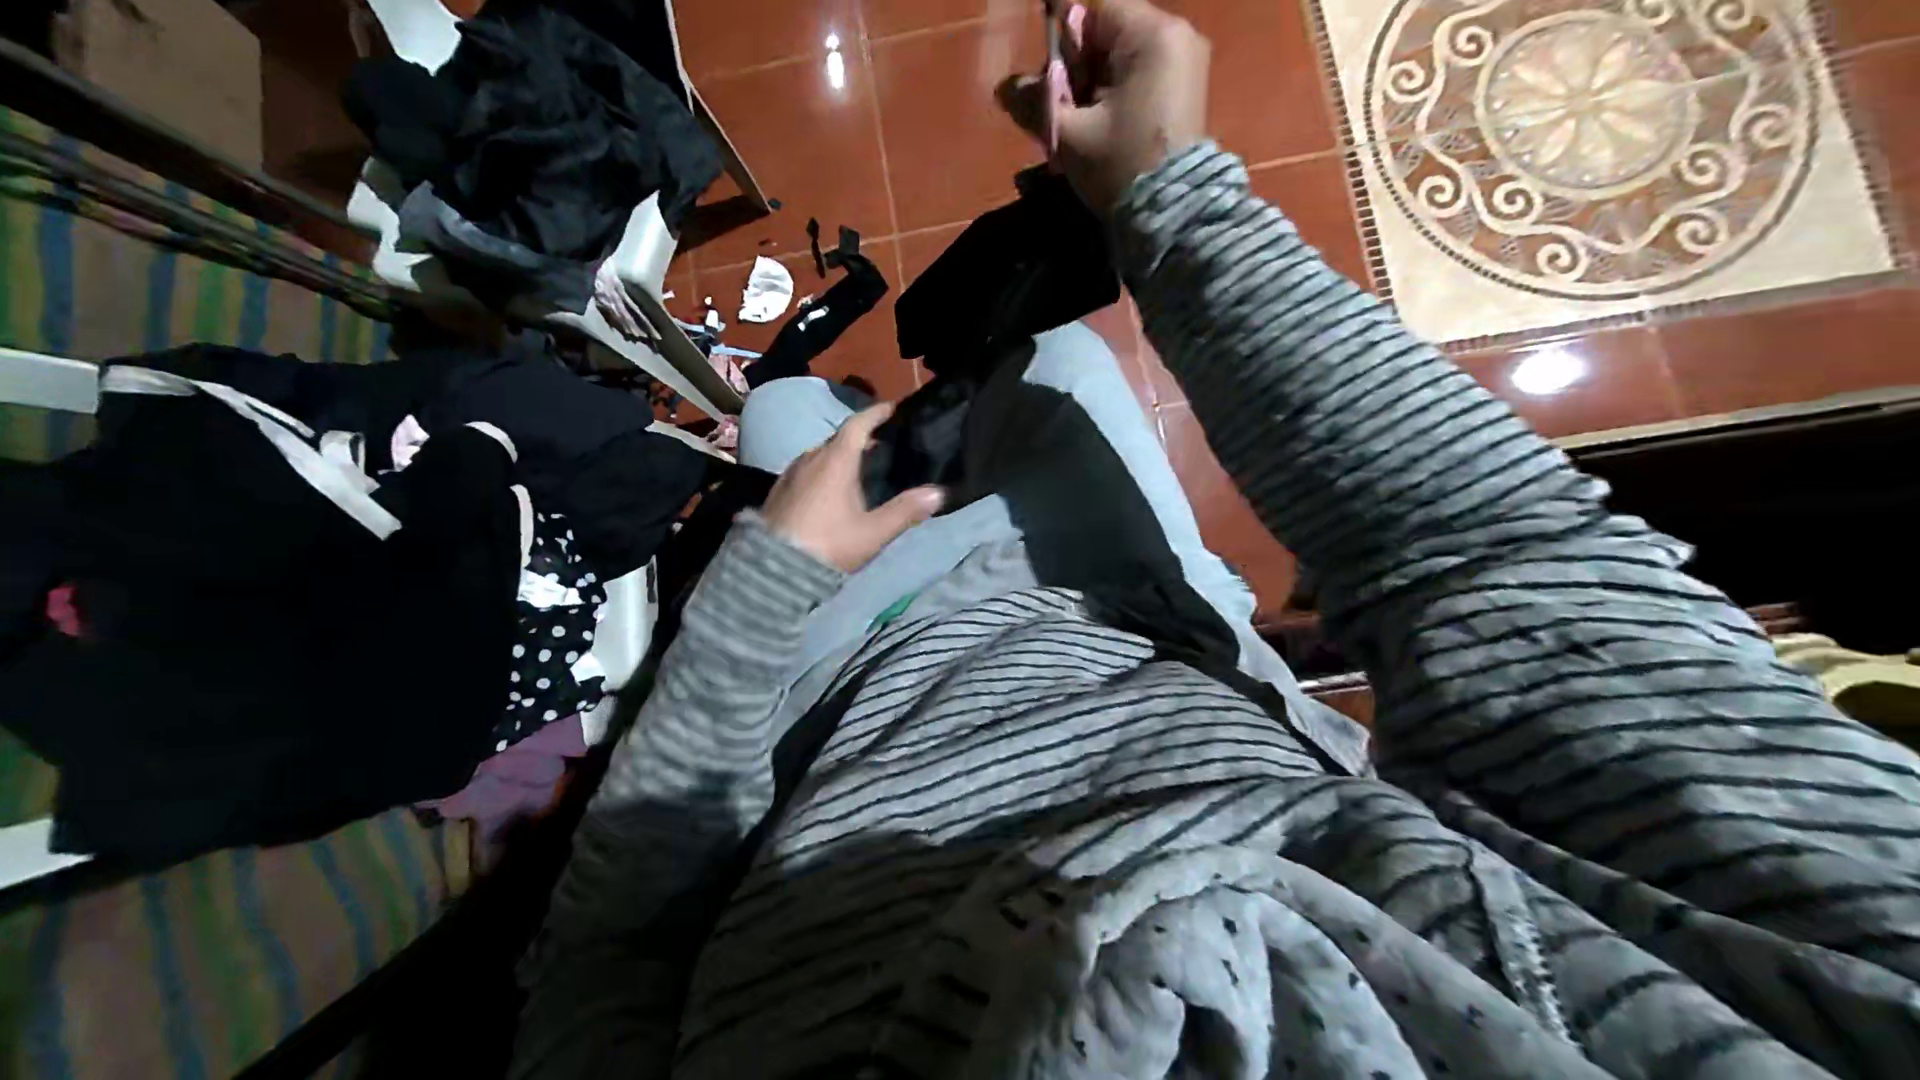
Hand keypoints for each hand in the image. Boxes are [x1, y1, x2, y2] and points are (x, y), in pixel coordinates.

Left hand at [760, 403, 945, 572]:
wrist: (773, 568)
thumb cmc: (829, 543)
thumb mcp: (873, 531)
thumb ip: (906, 511)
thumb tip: (939, 493)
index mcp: (836, 459)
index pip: (858, 424)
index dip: (876, 414)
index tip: (892, 408)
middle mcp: (811, 457)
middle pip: (839, 439)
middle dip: (861, 438)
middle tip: (883, 445)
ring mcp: (790, 473)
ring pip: (821, 455)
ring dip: (841, 456)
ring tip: (860, 468)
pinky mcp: (778, 491)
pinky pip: (806, 470)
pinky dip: (824, 471)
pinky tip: (831, 490)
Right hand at [998, 0, 1210, 212]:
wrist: (1172, 216)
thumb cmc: (1120, 166)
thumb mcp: (1069, 136)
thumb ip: (1035, 103)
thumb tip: (1005, 88)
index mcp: (1151, 33)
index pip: (1093, 10)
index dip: (1062, 43)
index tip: (1051, 82)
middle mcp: (1175, 36)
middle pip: (1107, 35)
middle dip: (1078, 72)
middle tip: (1065, 114)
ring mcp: (1185, 66)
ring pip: (1120, 61)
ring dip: (1093, 90)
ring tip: (1082, 129)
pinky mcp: (1184, 94)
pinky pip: (1138, 80)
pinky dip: (1114, 100)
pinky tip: (1103, 132)